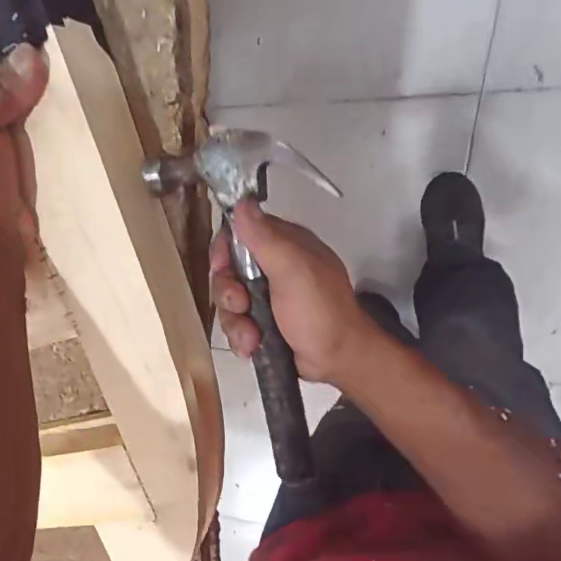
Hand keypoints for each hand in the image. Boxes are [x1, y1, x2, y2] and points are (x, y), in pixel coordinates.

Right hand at [211, 199, 377, 382]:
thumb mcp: (294, 269)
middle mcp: (275, 268)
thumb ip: (265, 237)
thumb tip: (242, 202)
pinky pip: (237, 324)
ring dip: (236, 322)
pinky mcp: (265, 324)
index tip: (221, 267)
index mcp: (286, 245)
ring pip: (230, 302)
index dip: (224, 249)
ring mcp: (269, 298)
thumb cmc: (320, 312)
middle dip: (228, 293)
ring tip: (252, 337)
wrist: (339, 359)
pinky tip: (252, 347)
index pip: (241, 232)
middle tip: (242, 305)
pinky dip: (241, 338)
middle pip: (228, 270)